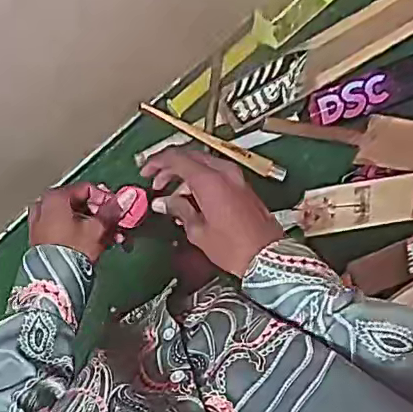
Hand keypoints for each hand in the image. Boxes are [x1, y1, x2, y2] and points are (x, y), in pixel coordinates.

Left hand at [27, 183, 120, 261]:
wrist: (53, 280)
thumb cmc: (70, 252)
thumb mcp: (97, 228)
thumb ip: (112, 210)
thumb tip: (126, 197)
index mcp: (55, 197)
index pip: (87, 188)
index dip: (106, 199)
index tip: (116, 209)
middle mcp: (43, 206)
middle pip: (79, 204)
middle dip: (101, 215)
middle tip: (114, 225)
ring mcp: (40, 223)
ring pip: (73, 218)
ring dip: (93, 226)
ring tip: (108, 237)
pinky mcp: (41, 240)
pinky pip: (64, 230)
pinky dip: (79, 233)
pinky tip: (92, 244)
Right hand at [140, 149, 283, 274]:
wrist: (266, 255)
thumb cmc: (235, 247)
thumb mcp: (198, 232)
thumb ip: (179, 210)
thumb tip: (164, 202)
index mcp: (209, 180)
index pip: (176, 157)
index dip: (157, 162)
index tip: (146, 171)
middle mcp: (224, 172)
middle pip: (190, 156)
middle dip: (169, 166)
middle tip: (156, 182)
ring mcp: (236, 177)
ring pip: (203, 163)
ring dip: (185, 173)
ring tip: (171, 195)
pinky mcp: (242, 186)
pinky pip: (216, 173)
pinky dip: (199, 179)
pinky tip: (191, 197)